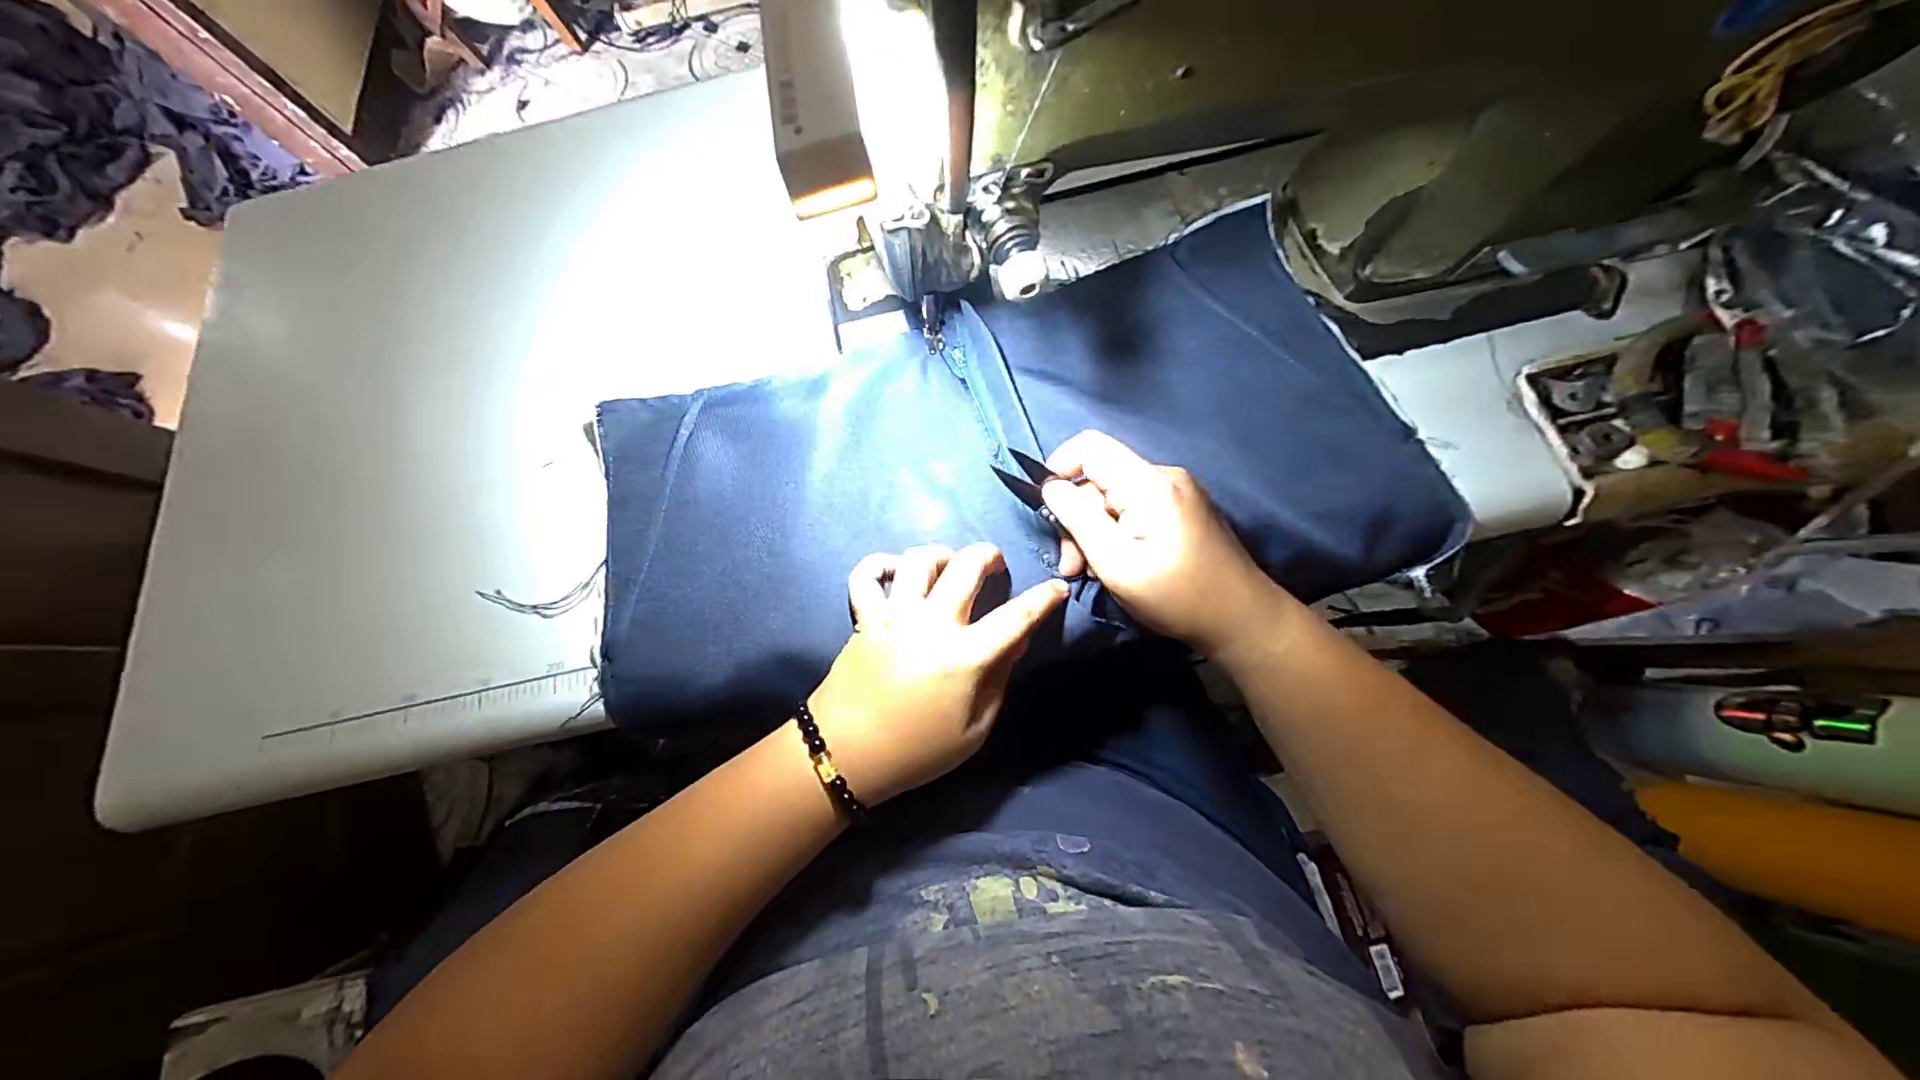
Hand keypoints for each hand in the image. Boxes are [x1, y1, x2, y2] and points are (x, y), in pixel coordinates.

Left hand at [807, 543, 1068, 803]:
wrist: (847, 754)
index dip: (1043, 599)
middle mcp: (931, 624)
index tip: (1058, 586)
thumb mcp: (974, 729)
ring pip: (920, 560)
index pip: (1016, 617)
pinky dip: (882, 563)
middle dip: (989, 555)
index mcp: (965, 657)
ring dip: (943, 553)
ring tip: (951, 565)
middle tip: (996, 564)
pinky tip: (897, 571)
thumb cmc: (918, 750)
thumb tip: (1016, 640)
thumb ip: (998, 679)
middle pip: (967, 566)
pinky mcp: (864, 617)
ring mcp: (894, 616)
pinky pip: (867, 574)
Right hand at [1043, 430, 1294, 657]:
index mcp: (1150, 484)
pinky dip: (1117, 534)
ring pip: (1114, 498)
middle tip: (1072, 566)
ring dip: (1095, 532)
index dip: (1059, 468)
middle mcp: (1165, 478)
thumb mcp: (1116, 563)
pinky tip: (1118, 566)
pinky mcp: (1182, 511)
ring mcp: (1177, 493)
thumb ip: (1078, 519)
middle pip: (1100, 479)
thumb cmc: (1177, 596)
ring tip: (1093, 573)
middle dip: (1076, 518)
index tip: (1046, 507)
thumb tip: (1050, 486)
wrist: (1242, 620)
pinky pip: (1135, 510)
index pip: (1090, 446)